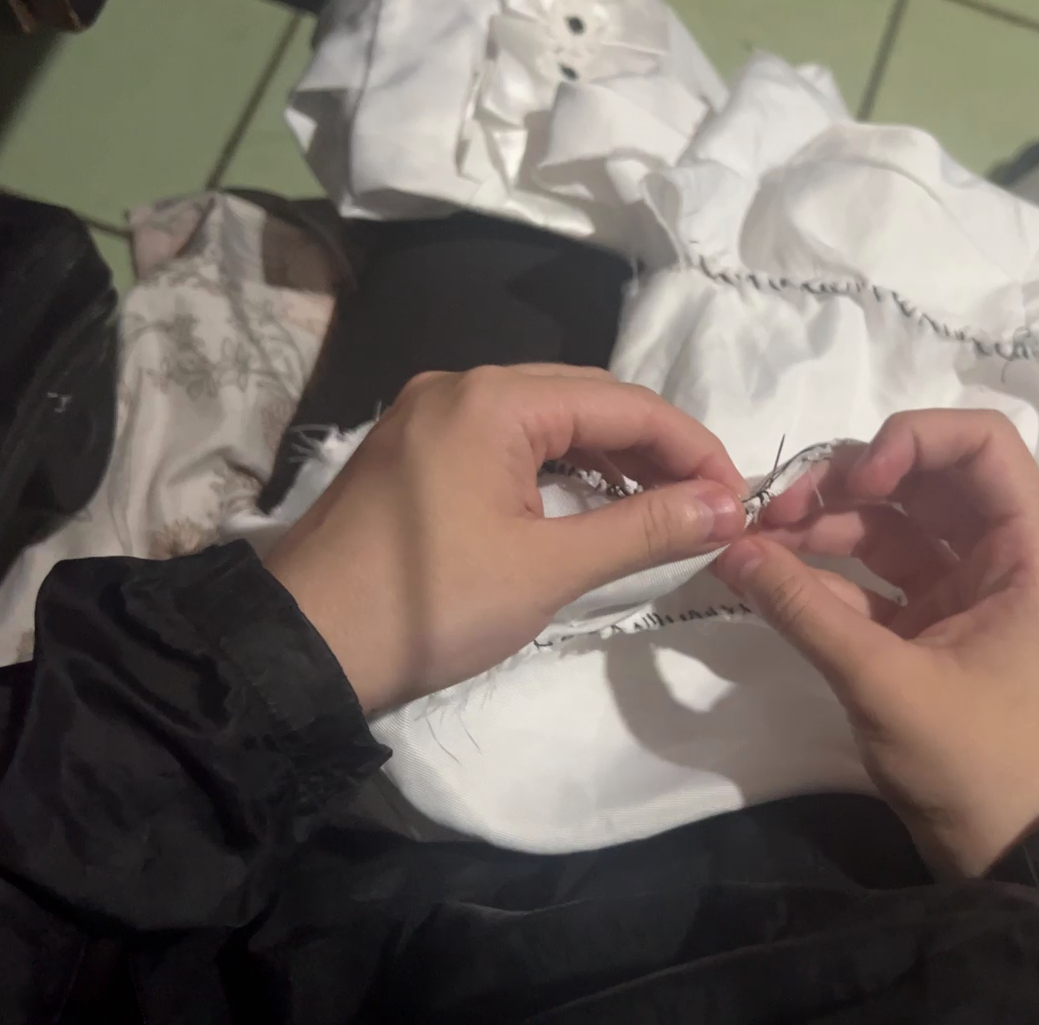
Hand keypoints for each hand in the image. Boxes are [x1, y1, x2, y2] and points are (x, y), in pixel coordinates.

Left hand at [265, 365, 747, 714]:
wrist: (300, 651)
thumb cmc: (431, 606)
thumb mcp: (548, 568)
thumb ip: (645, 528)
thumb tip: (726, 506)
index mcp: (495, 399)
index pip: (624, 404)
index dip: (692, 447)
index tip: (737, 496)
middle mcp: (464, 387)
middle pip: (589, 402)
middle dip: (657, 449)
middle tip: (707, 502)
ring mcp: (436, 415)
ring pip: (551, 421)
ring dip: (612, 458)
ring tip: (664, 503)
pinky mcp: (422, 450)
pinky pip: (513, 443)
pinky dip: (564, 468)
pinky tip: (594, 499)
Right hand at [714, 410, 1038, 876]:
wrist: (1006, 855)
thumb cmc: (975, 766)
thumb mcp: (884, 683)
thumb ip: (804, 610)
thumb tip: (730, 549)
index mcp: (1027, 553)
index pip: (982, 445)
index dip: (912, 440)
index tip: (856, 480)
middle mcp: (997, 554)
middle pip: (919, 479)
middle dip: (843, 485)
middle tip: (776, 512)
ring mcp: (958, 586)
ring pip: (887, 522)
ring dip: (823, 525)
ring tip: (759, 543)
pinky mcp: (925, 617)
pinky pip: (870, 573)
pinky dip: (822, 571)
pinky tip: (773, 577)